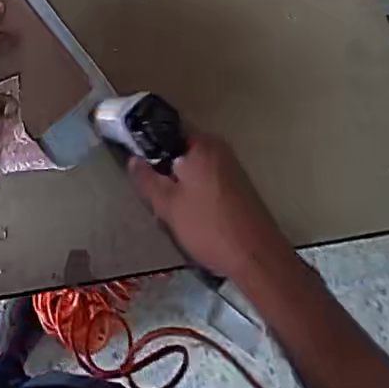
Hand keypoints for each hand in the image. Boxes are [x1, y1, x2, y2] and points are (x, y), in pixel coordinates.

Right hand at [126, 131, 298, 284]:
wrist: (255, 255)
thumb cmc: (208, 226)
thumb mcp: (168, 206)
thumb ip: (147, 179)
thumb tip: (133, 159)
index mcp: (202, 144)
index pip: (167, 132)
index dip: (150, 148)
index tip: (140, 168)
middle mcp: (219, 147)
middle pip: (181, 152)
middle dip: (166, 172)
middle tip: (157, 199)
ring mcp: (232, 165)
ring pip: (195, 169)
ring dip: (181, 187)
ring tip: (174, 214)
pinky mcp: (239, 184)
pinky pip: (209, 180)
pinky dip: (197, 193)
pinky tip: (194, 218)